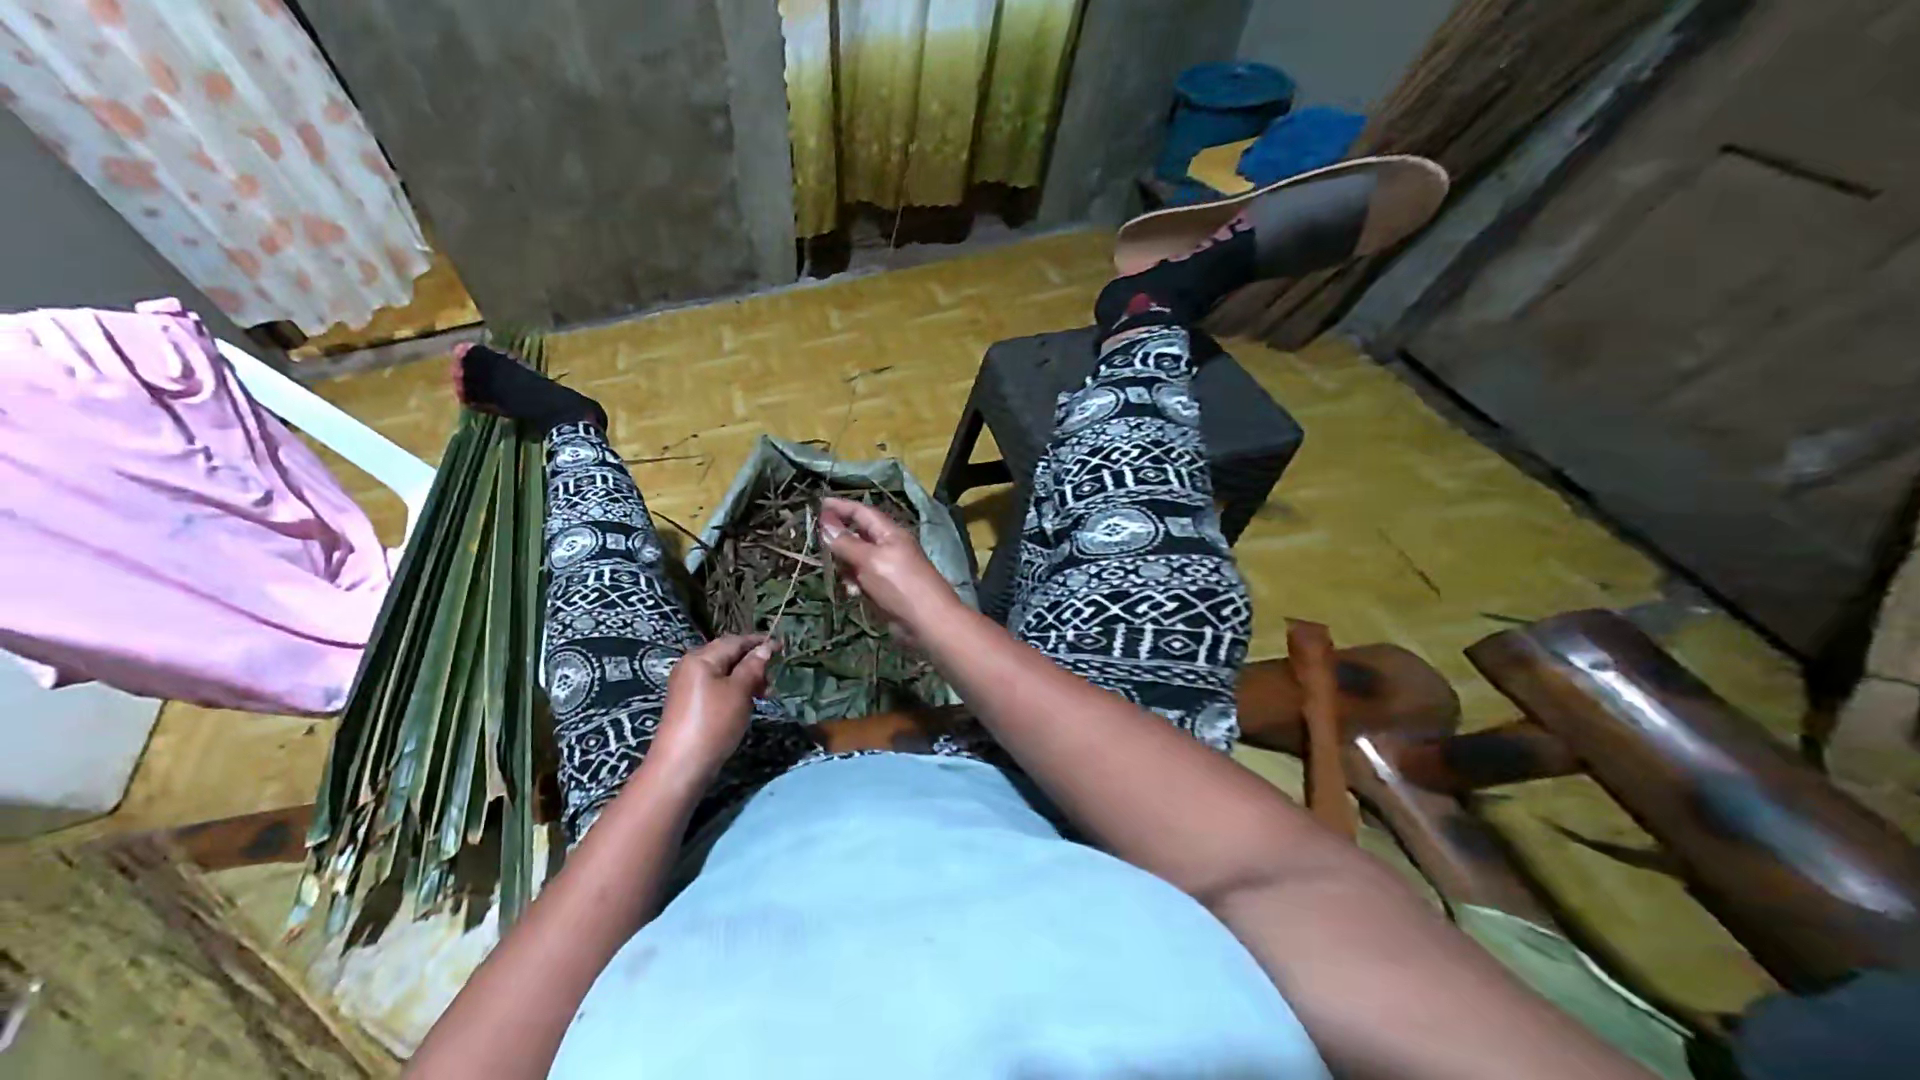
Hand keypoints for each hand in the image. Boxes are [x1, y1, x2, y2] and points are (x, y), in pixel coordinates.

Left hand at [648, 635, 775, 784]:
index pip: (735, 641)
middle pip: (727, 655)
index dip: (759, 642)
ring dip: (746, 677)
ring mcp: (688, 685)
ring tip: (765, 693)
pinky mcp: (690, 703)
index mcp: (701, 658)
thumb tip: (765, 648)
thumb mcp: (739, 691)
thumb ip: (753, 666)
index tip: (782, 647)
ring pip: (723, 672)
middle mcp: (691, 666)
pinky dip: (734, 689)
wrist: (681, 765)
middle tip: (775, 675)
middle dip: (753, 661)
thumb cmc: (714, 722)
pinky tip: (748, 702)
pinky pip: (716, 686)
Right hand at [818, 497, 962, 641]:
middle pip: (857, 536)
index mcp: (889, 533)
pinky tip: (854, 593)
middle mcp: (888, 547)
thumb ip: (846, 543)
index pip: (862, 512)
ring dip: (846, 567)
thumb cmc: (900, 585)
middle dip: (839, 541)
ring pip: (857, 560)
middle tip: (820, 547)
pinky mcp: (885, 589)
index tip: (818, 504)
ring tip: (843, 577)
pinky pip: (863, 580)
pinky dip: (856, 584)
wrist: (927, 622)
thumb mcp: (870, 560)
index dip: (840, 506)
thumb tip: (825, 523)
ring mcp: (887, 569)